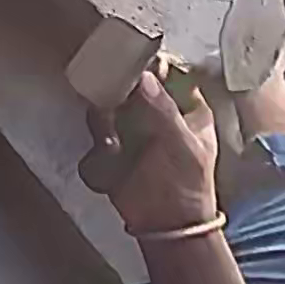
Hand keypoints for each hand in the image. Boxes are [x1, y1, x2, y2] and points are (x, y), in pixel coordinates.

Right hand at [109, 71, 218, 236]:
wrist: (165, 225)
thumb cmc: (187, 184)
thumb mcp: (184, 146)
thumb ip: (163, 110)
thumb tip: (142, 77)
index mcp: (187, 106)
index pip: (169, 71)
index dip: (153, 62)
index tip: (133, 58)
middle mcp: (157, 108)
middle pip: (131, 81)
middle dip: (120, 88)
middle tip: (114, 97)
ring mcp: (132, 122)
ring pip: (110, 100)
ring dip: (108, 116)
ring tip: (114, 140)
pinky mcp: (111, 138)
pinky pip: (97, 123)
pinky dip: (100, 134)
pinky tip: (110, 152)